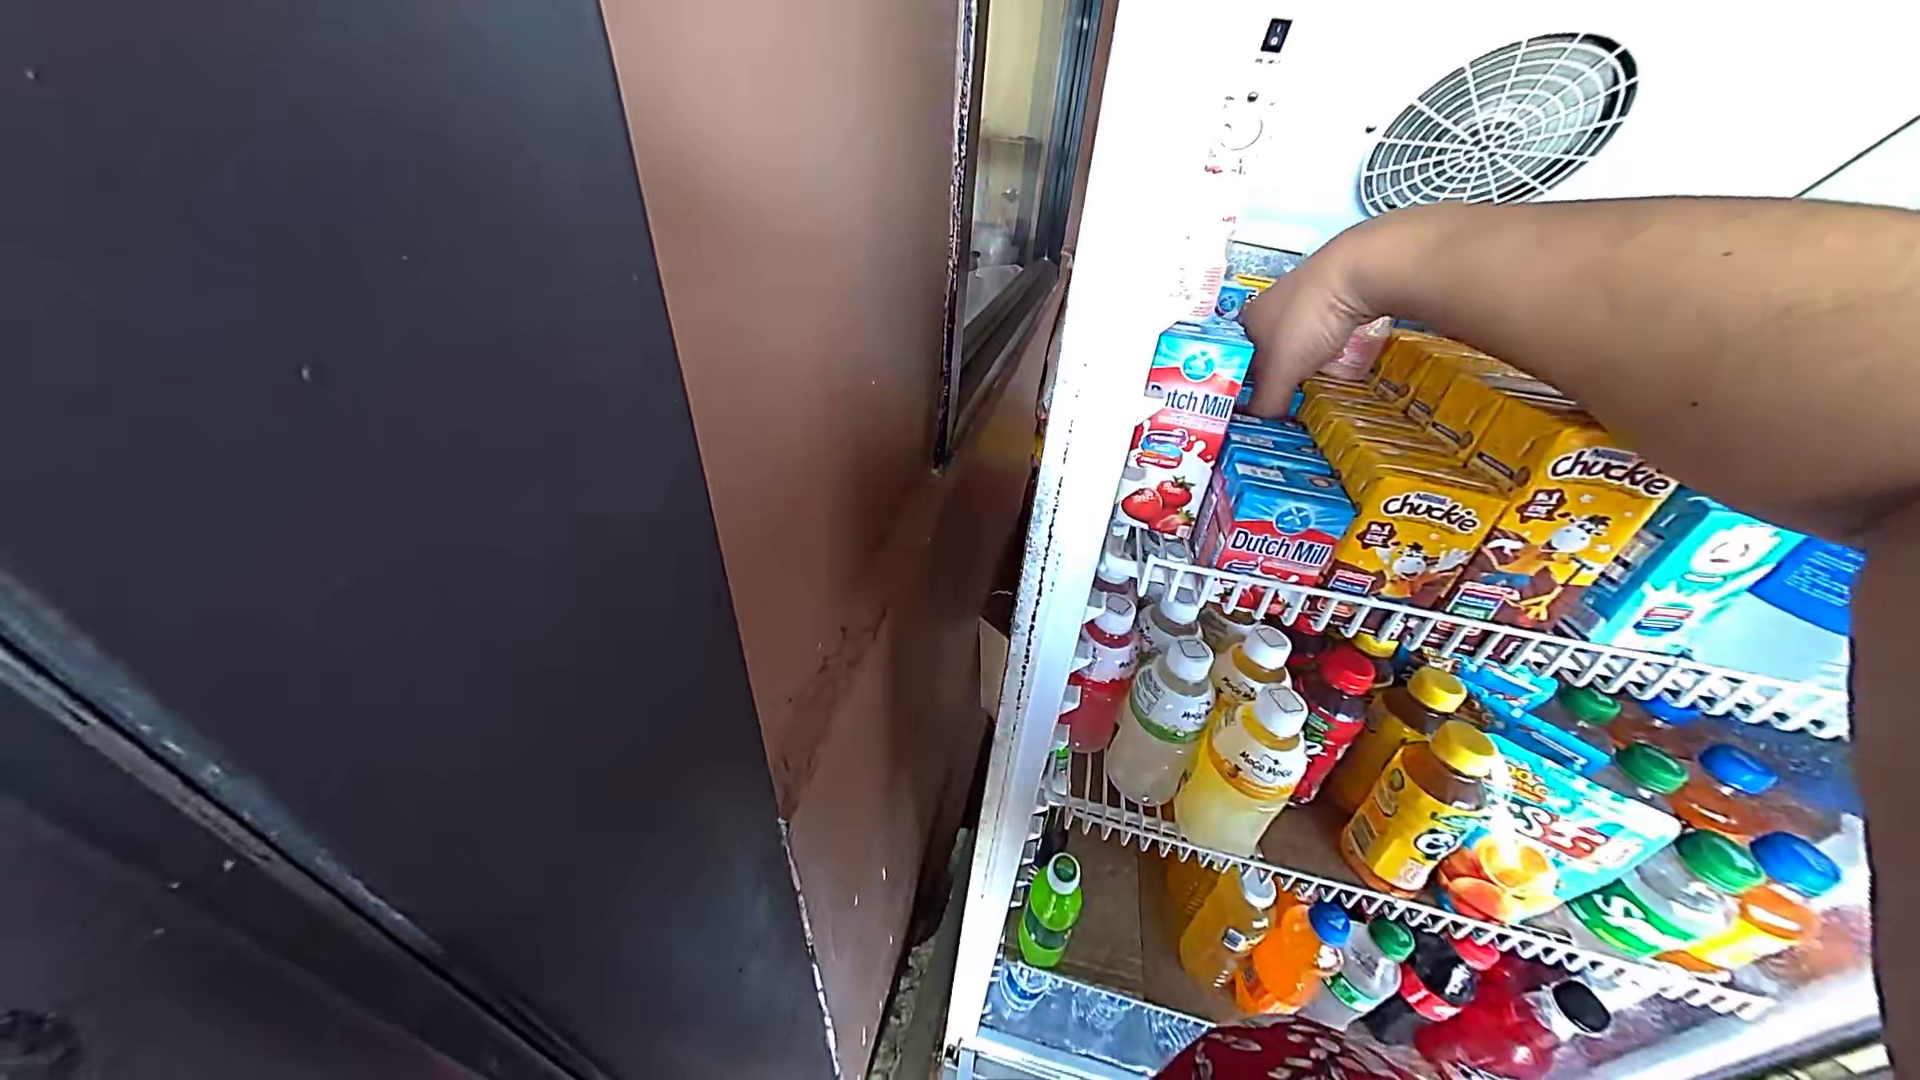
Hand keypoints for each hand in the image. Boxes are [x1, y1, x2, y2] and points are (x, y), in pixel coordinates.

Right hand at [1238, 225, 1380, 416]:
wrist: (1361, 271)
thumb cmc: (1308, 320)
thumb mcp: (1281, 372)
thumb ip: (1266, 402)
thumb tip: (1260, 422)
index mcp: (1244, 322)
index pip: (1231, 361)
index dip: (1236, 383)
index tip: (1247, 404)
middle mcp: (1266, 307)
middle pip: (1261, 351)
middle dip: (1267, 374)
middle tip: (1275, 397)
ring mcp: (1299, 296)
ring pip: (1290, 339)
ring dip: (1294, 359)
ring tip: (1302, 380)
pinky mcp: (1331, 291)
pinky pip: (1317, 328)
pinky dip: (1320, 344)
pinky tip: (1329, 354)